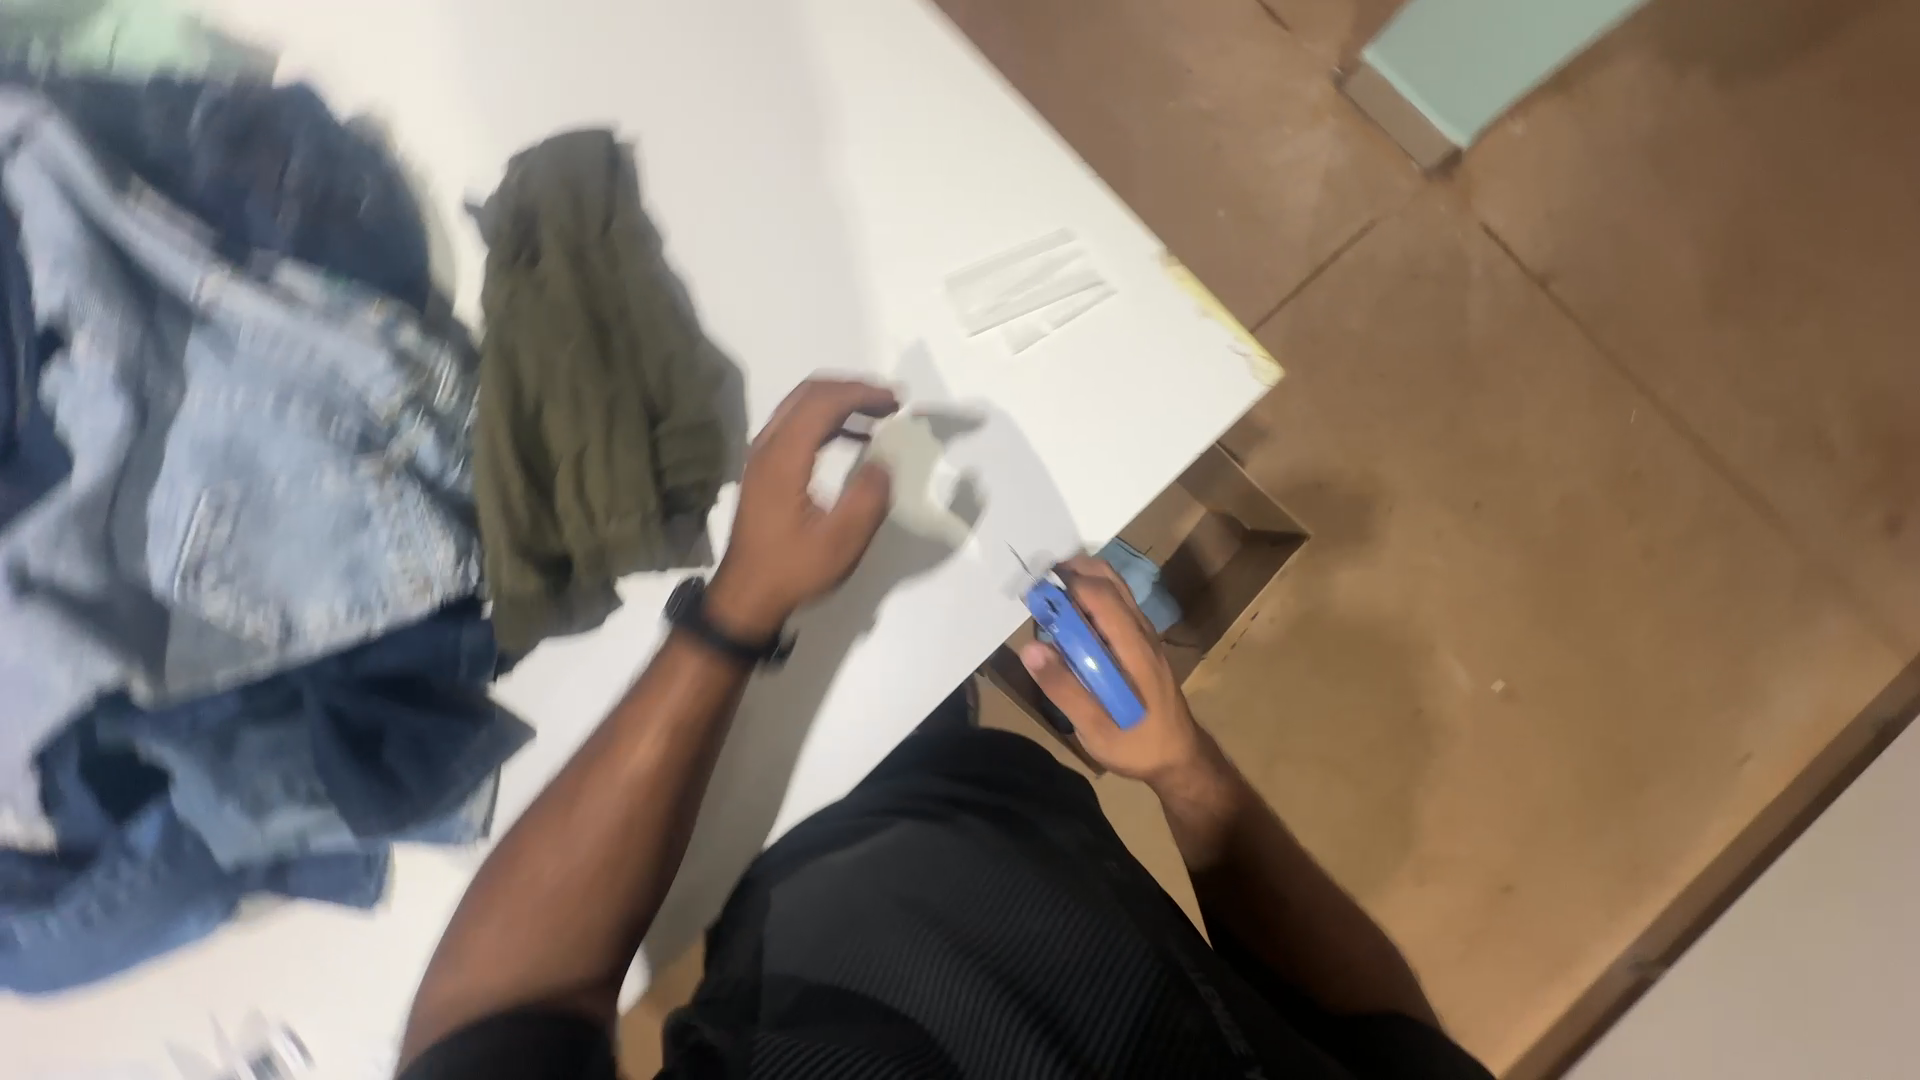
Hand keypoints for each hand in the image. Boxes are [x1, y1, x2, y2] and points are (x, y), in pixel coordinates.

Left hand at [706, 378, 898, 639]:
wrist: (747, 595)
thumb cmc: (794, 569)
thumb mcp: (842, 541)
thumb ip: (868, 497)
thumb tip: (883, 462)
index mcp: (784, 457)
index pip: (823, 402)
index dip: (862, 392)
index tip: (896, 401)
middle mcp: (767, 446)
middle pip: (809, 393)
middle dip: (852, 389)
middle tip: (890, 401)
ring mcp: (762, 456)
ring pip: (800, 407)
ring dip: (840, 402)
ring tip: (878, 415)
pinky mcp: (764, 469)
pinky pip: (796, 426)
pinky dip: (827, 421)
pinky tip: (854, 439)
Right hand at [1019, 555, 1210, 786]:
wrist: (1180, 758)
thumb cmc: (1137, 746)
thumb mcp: (1095, 729)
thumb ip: (1064, 689)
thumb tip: (1030, 648)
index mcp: (1134, 650)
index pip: (1102, 597)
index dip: (1068, 584)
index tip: (1035, 589)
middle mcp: (1143, 633)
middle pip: (1111, 582)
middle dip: (1075, 571)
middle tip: (1039, 582)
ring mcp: (1145, 636)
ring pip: (1116, 590)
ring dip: (1084, 580)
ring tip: (1050, 593)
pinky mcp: (1142, 644)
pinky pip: (1118, 605)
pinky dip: (1092, 596)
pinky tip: (1071, 616)